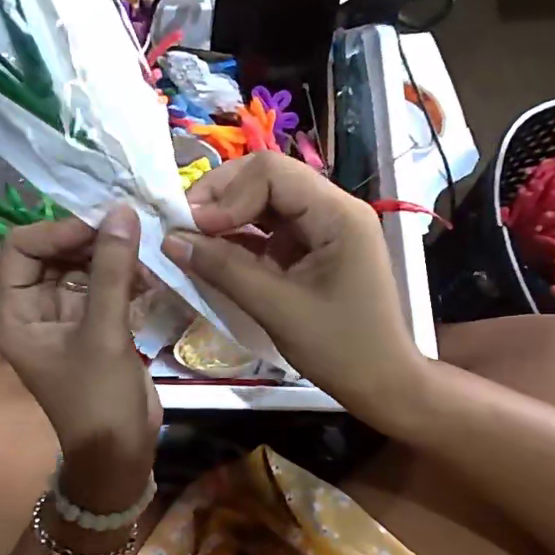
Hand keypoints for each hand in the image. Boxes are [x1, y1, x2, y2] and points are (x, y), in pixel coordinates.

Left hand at [0, 205, 159, 498]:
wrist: (122, 451)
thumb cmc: (99, 397)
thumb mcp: (104, 332)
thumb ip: (111, 271)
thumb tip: (122, 212)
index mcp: (18, 314)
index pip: (21, 249)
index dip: (56, 231)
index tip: (99, 225)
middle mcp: (37, 311)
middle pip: (54, 254)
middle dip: (89, 240)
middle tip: (128, 227)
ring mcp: (68, 318)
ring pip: (83, 268)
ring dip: (112, 257)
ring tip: (145, 252)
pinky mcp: (97, 326)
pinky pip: (106, 287)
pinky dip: (126, 277)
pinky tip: (150, 276)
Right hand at [163, 153, 425, 415]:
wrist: (382, 382)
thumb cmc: (341, 348)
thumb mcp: (278, 309)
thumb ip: (224, 269)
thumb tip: (172, 240)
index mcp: (337, 214)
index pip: (271, 172)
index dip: (226, 193)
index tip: (192, 228)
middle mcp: (333, 209)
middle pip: (267, 179)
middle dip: (222, 199)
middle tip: (184, 228)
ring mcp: (324, 229)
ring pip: (266, 203)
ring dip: (228, 218)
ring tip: (192, 240)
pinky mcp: (314, 250)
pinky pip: (271, 231)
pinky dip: (241, 239)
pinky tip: (214, 254)